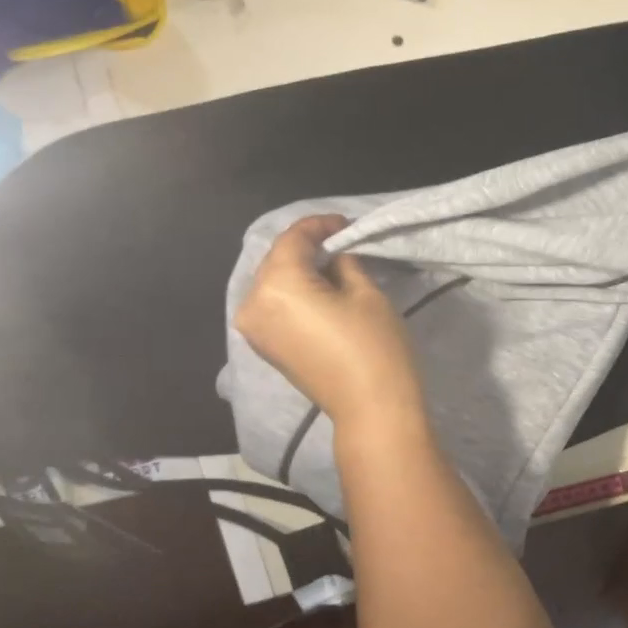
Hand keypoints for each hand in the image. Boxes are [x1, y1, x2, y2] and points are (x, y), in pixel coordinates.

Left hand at [235, 215, 424, 432]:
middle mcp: (252, 302)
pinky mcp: (264, 345)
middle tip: (343, 244)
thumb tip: (336, 256)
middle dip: (307, 249)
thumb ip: (346, 267)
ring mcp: (253, 327)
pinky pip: (274, 306)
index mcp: (277, 285)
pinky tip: (322, 296)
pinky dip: (295, 294)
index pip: (292, 240)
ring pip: (274, 284)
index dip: (319, 225)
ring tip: (335, 270)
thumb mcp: (368, 296)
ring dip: (301, 272)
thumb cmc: (375, 346)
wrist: (370, 405)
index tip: (346, 222)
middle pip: (277, 262)